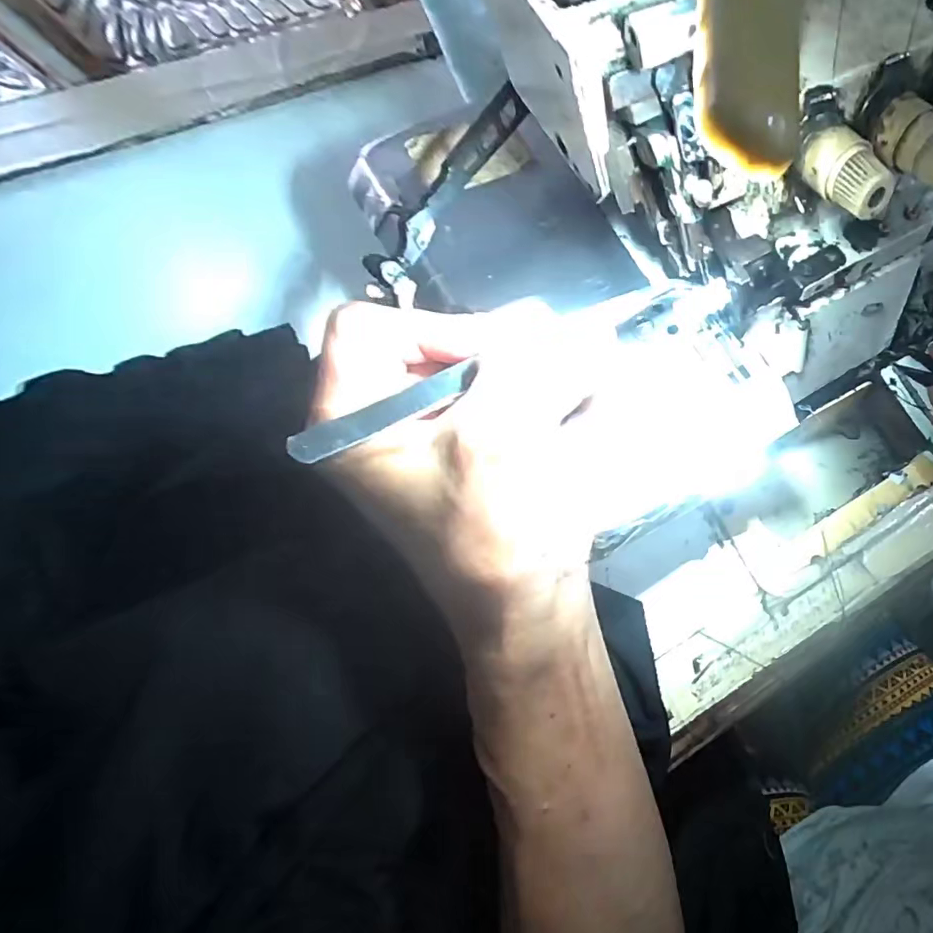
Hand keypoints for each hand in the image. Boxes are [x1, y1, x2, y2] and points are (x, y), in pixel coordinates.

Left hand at [309, 301, 601, 663]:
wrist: (527, 608)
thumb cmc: (495, 532)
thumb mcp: (497, 436)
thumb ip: (529, 364)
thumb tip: (580, 324)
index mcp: (352, 419)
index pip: (371, 326)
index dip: (438, 329)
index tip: (500, 360)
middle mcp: (382, 419)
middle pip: (432, 341)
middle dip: (500, 346)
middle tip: (556, 355)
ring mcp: (430, 432)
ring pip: (476, 364)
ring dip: (531, 364)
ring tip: (579, 378)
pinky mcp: (472, 445)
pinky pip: (503, 392)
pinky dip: (542, 387)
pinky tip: (577, 401)